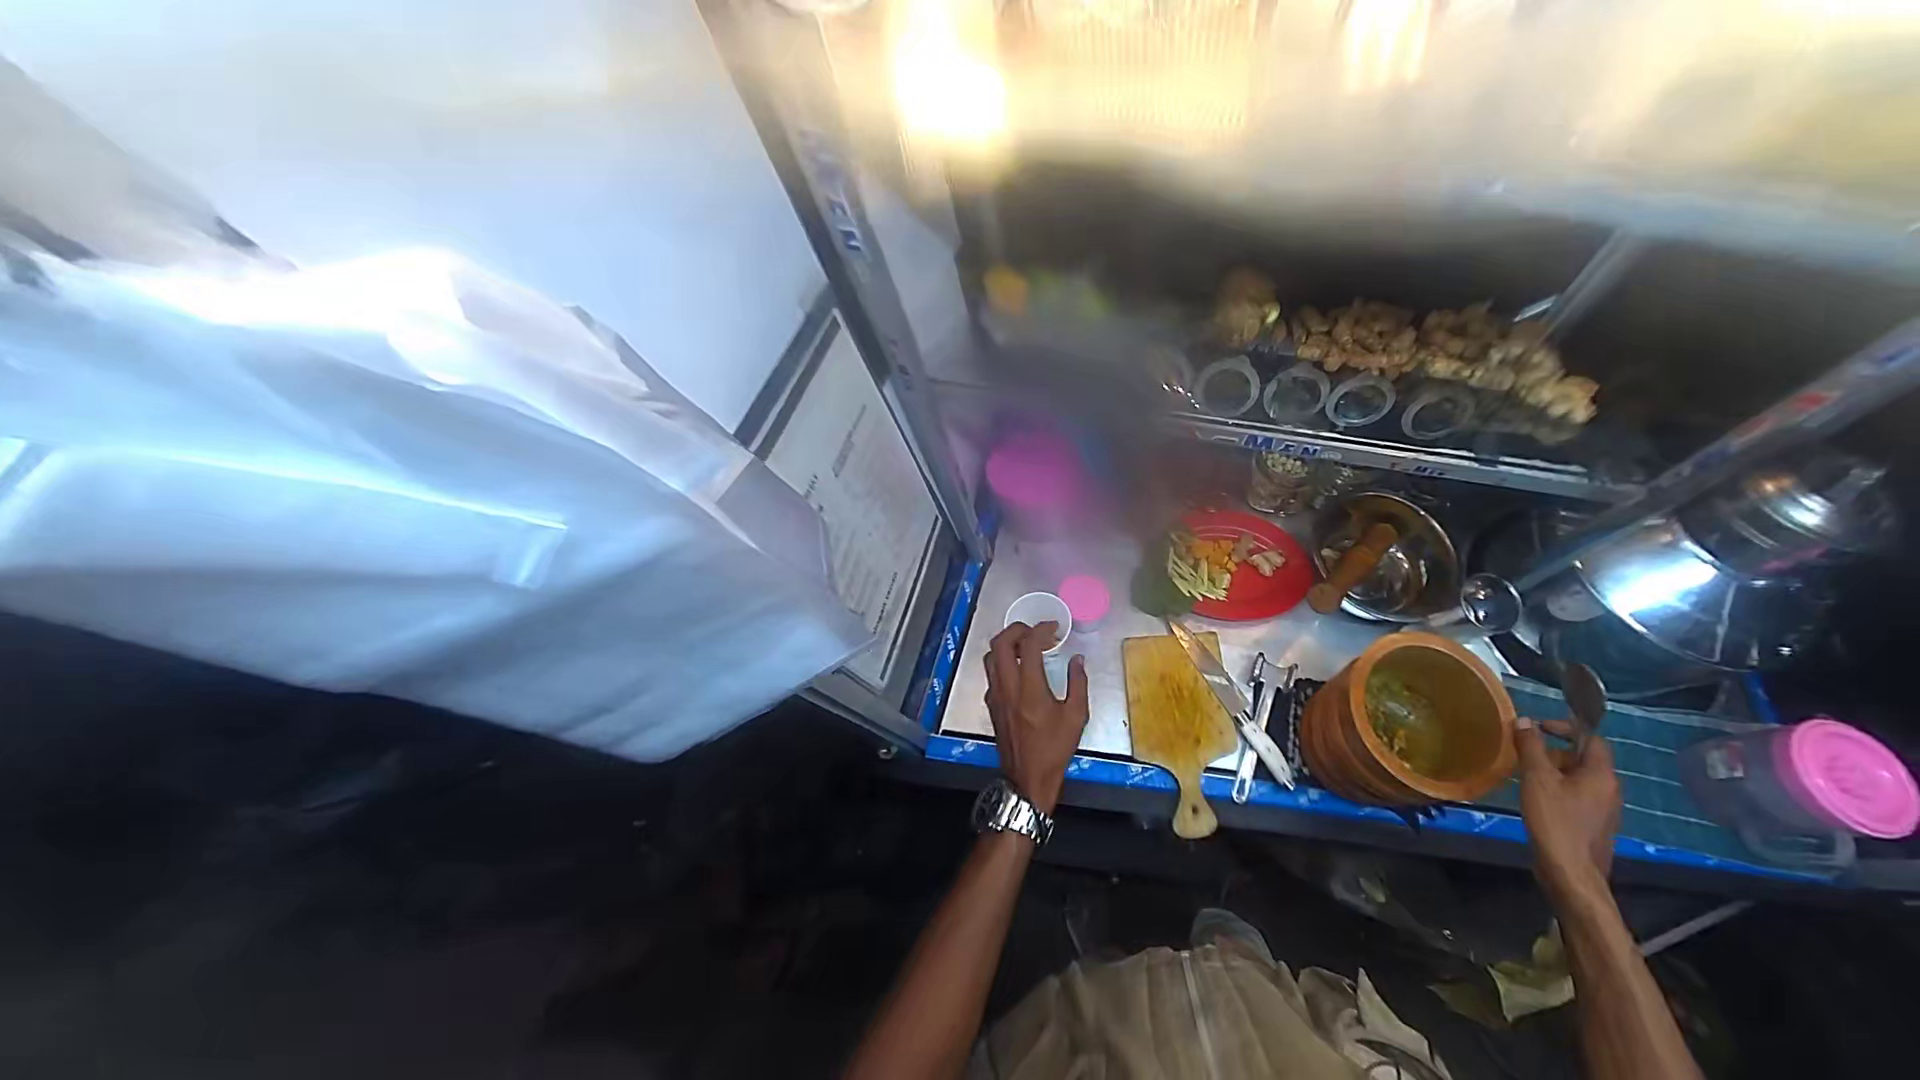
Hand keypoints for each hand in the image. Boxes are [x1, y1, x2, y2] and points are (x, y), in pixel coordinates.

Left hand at [983, 622, 1087, 813]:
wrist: (1028, 778)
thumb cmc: (1054, 749)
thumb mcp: (1076, 717)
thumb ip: (1078, 684)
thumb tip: (1077, 660)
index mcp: (1029, 688)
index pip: (1028, 645)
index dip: (1041, 629)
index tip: (1054, 628)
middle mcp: (1007, 687)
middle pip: (1000, 643)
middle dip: (1017, 629)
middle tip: (1036, 632)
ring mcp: (995, 695)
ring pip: (990, 656)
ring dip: (1006, 644)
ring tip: (1026, 646)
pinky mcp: (991, 704)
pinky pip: (991, 673)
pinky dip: (1002, 662)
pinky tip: (1019, 670)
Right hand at [1517, 716, 1621, 899]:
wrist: (1570, 871)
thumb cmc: (1555, 820)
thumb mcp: (1537, 779)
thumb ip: (1531, 747)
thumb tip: (1525, 721)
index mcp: (1602, 775)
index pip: (1592, 739)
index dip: (1565, 727)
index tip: (1536, 728)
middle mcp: (1609, 789)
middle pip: (1583, 758)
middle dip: (1553, 749)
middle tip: (1522, 752)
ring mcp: (1603, 809)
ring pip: (1578, 777)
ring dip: (1552, 769)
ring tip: (1523, 773)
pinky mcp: (1592, 823)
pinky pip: (1576, 794)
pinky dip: (1556, 787)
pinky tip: (1534, 797)